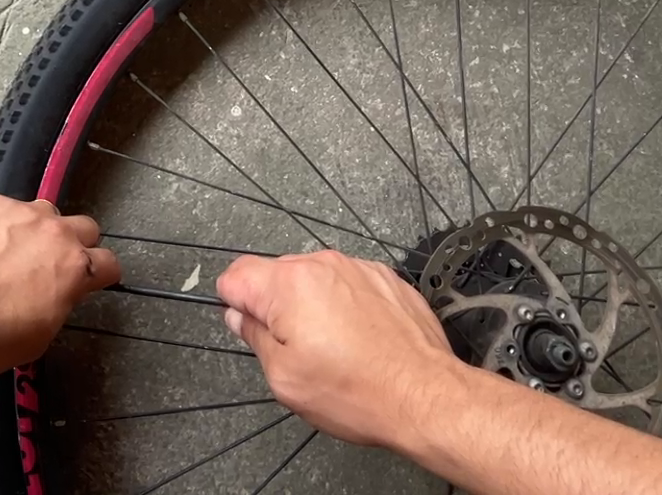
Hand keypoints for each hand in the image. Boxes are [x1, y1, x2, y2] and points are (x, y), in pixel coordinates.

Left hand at [0, 195, 120, 378]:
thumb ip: (59, 303)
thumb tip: (56, 293)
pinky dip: (1, 224)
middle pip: (85, 227)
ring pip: (46, 212)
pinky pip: (7, 208)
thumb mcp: (38, 337)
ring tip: (14, 251)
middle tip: (55, 262)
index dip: (103, 273)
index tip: (96, 277)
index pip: (109, 263)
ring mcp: (23, 213)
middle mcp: (56, 234)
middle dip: (76, 244)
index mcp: (74, 270)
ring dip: (39, 229)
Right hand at [216, 250, 460, 447]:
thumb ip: (254, 338)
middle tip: (294, 347)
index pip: (236, 275)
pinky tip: (359, 338)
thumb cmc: (360, 392)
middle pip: (275, 275)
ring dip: (312, 304)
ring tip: (334, 346)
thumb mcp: (285, 379)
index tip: (247, 324)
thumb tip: (240, 318)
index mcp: (289, 284)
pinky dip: (345, 305)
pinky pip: (347, 283)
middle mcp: (320, 264)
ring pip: (313, 278)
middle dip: (276, 305)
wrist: (426, 396)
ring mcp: (354, 267)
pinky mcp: (383, 277)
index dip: (235, 303)